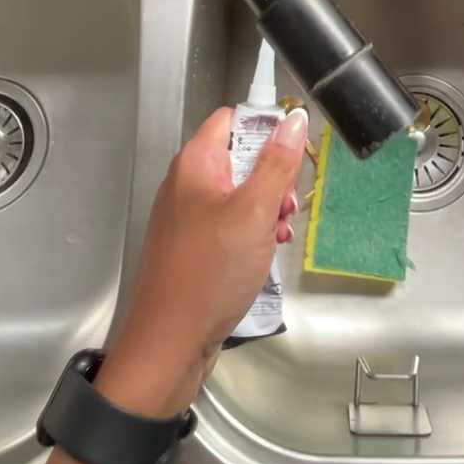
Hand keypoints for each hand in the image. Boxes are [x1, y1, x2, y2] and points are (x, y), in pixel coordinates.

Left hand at [92, 106, 306, 419]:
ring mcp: (188, 216)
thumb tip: (294, 118)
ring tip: (280, 234)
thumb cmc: (211, 271)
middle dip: (273, 176)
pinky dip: (253, 230)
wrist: (169, 345)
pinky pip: (230, 222)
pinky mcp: (194, 245)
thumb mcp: (255, 211)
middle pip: (240, 156)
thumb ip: (277, 162)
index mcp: (195, 163)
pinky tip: (268, 251)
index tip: (293, 152)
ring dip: (268, 207)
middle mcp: (188, 183)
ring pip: (240, 192)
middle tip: (288, 204)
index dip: (266, 127)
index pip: (232, 118)